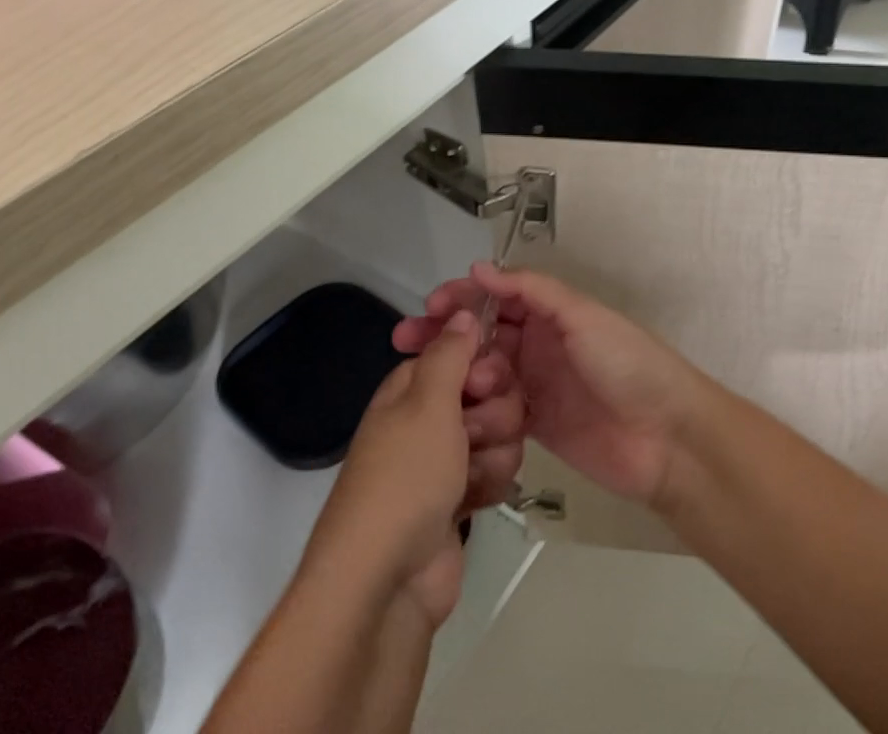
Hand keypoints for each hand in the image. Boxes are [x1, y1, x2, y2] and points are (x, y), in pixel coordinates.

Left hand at [301, 308, 525, 627]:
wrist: (388, 576)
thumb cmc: (405, 479)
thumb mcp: (427, 404)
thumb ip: (450, 354)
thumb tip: (464, 311)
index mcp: (412, 389)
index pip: (465, 354)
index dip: (485, 366)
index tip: (485, 384)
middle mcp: (427, 419)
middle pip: (490, 394)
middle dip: (496, 415)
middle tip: (473, 437)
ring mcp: (444, 460)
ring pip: (499, 435)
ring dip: (495, 454)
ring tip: (471, 478)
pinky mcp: (459, 497)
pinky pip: (494, 472)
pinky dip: (489, 485)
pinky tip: (475, 503)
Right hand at [392, 264, 707, 509]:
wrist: (668, 439)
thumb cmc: (630, 367)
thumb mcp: (584, 317)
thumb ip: (534, 291)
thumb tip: (481, 269)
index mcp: (554, 315)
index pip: (498, 298)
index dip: (463, 299)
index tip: (430, 307)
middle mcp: (542, 346)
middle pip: (483, 334)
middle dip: (446, 334)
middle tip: (406, 341)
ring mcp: (537, 386)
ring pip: (483, 371)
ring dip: (453, 369)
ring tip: (421, 376)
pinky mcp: (534, 425)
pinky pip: (494, 409)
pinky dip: (471, 405)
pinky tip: (444, 407)